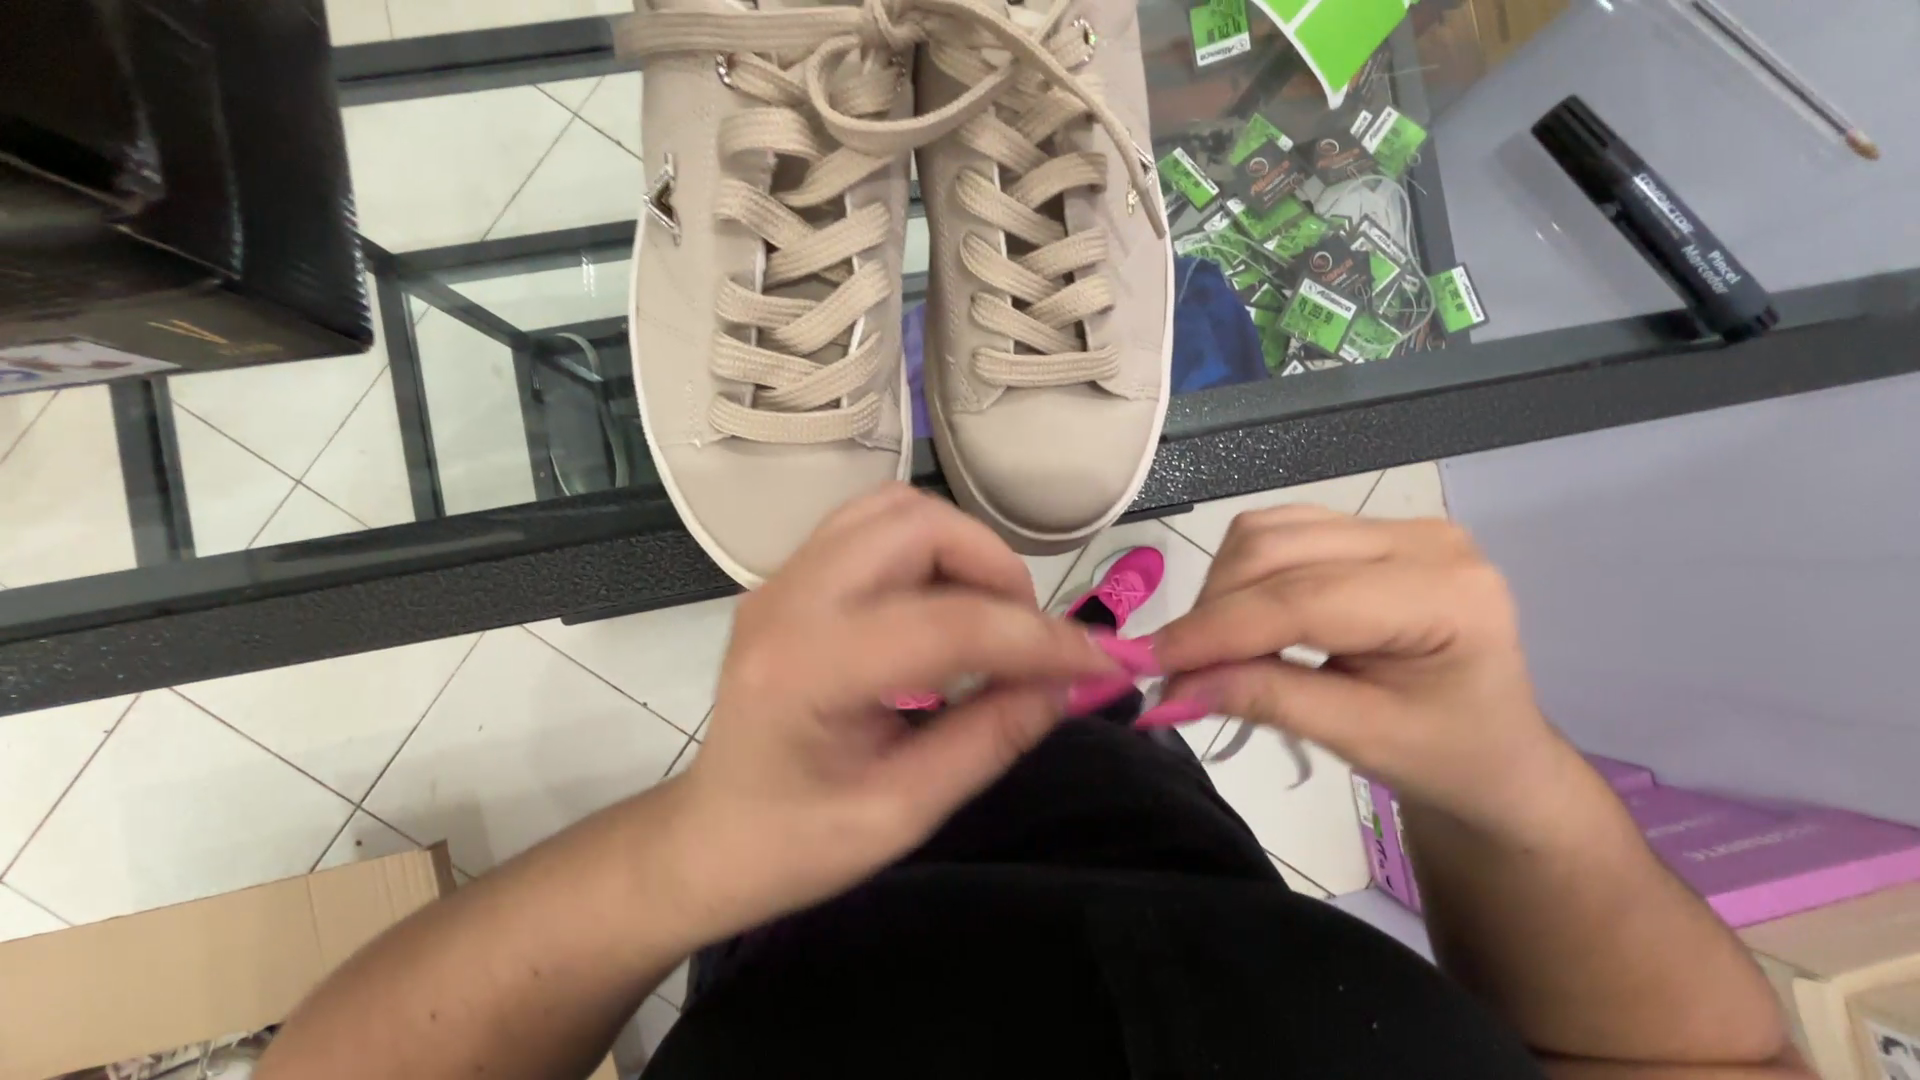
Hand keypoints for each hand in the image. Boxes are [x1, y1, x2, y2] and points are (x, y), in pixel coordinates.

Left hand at [654, 486, 1119, 943]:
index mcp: (807, 671)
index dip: (1038, 638)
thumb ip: (993, 736)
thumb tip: (1071, 682)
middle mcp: (788, 600)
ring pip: (896, 510)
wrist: (710, 836)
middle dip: (997, 569)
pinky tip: (943, 604)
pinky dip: (929, 549)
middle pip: (917, 526)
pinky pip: (873, 525)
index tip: (1099, 661)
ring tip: (991, 616)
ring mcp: (782, 579)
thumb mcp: (905, 810)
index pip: (947, 624)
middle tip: (1030, 636)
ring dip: (963, 548)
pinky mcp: (790, 577)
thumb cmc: (796, 845)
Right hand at [1153, 506, 1572, 831]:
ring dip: (1222, 588)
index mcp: (1447, 594)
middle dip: (1214, 610)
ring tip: (1213, 649)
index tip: (1152, 663)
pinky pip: (1277, 532)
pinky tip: (1242, 619)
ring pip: (1267, 532)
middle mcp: (1423, 539)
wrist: (1493, 747)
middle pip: (1276, 549)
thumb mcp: (1361, 738)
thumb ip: (1268, 700)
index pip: (1304, 598)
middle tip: (1177, 670)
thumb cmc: (1445, 755)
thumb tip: (1174, 687)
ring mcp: (1393, 526)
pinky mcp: (1365, 530)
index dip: (1219, 629)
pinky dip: (1240, 575)